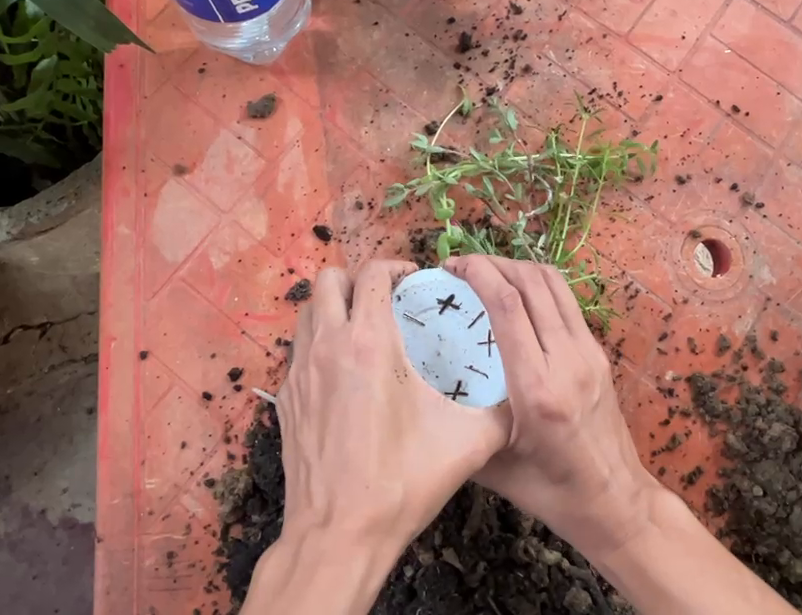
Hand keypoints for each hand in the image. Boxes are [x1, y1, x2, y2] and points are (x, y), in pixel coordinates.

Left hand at [263, 260, 510, 580]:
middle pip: (329, 279)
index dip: (396, 267)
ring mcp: (300, 371)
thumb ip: (497, 405)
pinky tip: (344, 371)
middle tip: (385, 300)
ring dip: (335, 306)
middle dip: (359, 280)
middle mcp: (328, 345)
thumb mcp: (466, 441)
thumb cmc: (403, 482)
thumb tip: (516, 385)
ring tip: (363, 327)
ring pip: (309, 310)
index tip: (414, 283)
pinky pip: (300, 348)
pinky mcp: (286, 398)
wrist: (339, 535)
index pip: (373, 273)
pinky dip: (320, 341)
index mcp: (369, 342)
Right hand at [447, 254, 658, 561]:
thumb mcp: (495, 468)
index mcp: (537, 389)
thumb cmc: (552, 494)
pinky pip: (566, 300)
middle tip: (461, 266)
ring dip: (517, 267)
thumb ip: (461, 427)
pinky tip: (516, 294)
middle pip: (530, 283)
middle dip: (493, 263)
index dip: (478, 274)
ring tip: (487, 272)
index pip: (508, 307)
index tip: (451, 267)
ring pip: (553, 283)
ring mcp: (588, 352)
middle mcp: (567, 360)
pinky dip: (538, 283)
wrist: (618, 504)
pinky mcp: (598, 352)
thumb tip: (422, 393)